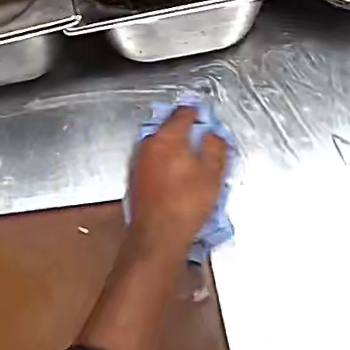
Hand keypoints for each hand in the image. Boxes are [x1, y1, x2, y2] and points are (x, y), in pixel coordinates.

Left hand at [128, 106, 225, 256]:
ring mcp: (139, 160)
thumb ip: (215, 147)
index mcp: (167, 137)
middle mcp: (149, 144)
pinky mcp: (135, 176)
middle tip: (201, 139)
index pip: (183, 112)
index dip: (198, 113)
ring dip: (174, 146)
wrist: (157, 236)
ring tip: (191, 160)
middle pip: (169, 126)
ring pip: (159, 143)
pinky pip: (153, 159)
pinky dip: (164, 160)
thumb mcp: (212, 174)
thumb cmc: (186, 204)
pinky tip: (175, 176)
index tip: (205, 118)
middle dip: (185, 129)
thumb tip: (212, 133)